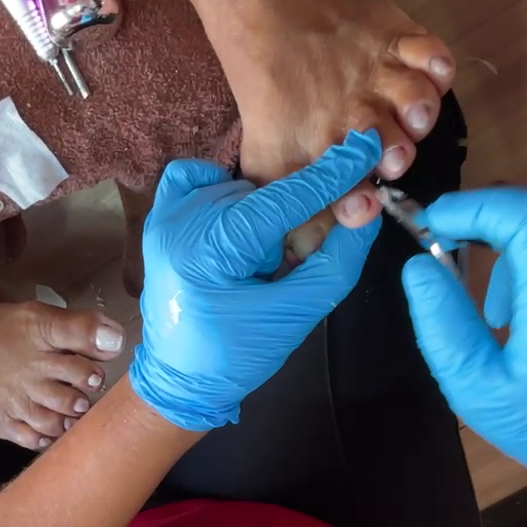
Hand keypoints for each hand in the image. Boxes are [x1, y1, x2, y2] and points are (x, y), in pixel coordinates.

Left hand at [129, 130, 382, 429]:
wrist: (182, 380)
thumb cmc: (239, 356)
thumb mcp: (296, 315)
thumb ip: (336, 263)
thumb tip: (367, 212)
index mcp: (211, 250)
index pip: (284, 198)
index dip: (330, 175)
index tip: (368, 147)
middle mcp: (181, 222)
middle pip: (263, 192)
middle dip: (290, 217)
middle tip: (286, 261)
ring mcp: (164, 217)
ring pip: (237, 187)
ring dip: (259, 213)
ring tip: (255, 259)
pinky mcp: (158, 220)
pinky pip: (194, 178)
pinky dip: (221, 190)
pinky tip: (234, 225)